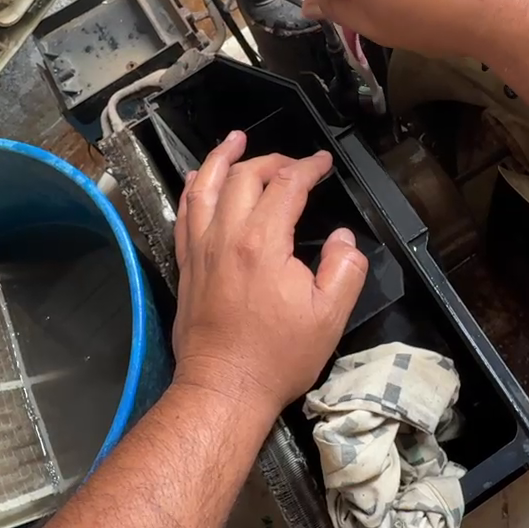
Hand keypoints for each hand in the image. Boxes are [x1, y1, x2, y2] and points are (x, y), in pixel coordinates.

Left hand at [171, 131, 367, 419]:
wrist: (224, 388)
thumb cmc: (278, 356)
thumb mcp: (330, 318)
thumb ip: (344, 269)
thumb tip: (342, 238)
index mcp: (263, 243)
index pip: (286, 185)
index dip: (308, 167)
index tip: (323, 162)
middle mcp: (226, 236)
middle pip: (245, 177)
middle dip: (273, 160)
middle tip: (295, 162)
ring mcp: (200, 249)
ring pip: (205, 186)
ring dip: (221, 158)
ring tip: (235, 138)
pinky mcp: (186, 264)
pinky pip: (185, 213)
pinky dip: (192, 188)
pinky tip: (196, 179)